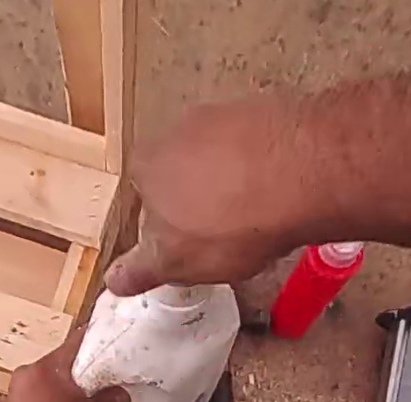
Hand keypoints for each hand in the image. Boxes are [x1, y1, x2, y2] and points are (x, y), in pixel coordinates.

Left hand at [0, 328, 129, 401]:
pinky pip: (38, 394)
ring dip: (65, 385)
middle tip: (99, 375)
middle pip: (61, 361)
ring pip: (48, 378)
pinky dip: (52, 398)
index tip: (104, 337)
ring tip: (83, 398)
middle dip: (80, 368)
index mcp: (47, 365)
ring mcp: (18, 389)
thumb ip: (107, 400)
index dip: (93, 339)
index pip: (74, 342)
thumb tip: (122, 393)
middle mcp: (29, 371)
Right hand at [104, 98, 322, 296]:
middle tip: (219, 241)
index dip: (163, 231)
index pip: (142, 202)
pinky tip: (275, 200)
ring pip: (218, 164)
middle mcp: (177, 129)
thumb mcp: (173, 262)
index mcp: (146, 164)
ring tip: (252, 223)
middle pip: (180, 179)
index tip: (185, 251)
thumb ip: (140, 270)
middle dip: (195, 208)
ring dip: (229, 190)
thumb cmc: (225, 223)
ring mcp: (223, 115)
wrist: (297, 176)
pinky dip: (260, 174)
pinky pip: (254, 152)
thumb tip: (113, 281)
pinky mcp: (266, 111)